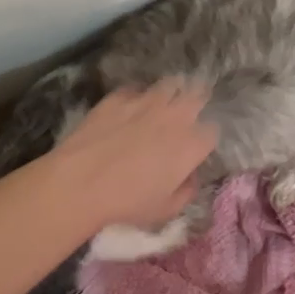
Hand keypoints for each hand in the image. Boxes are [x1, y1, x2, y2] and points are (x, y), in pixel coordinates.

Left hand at [49, 80, 218, 229]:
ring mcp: (146, 100)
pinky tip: (131, 107)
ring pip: (170, 84)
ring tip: (165, 101)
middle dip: (196, 102)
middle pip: (197, 96)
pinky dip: (139, 95)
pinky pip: (137, 89)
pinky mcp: (120, 95)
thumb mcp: (166, 209)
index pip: (212, 131)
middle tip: (188, 113)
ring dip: (172, 92)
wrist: (83, 180)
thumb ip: (187, 191)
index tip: (198, 145)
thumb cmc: (129, 201)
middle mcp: (174, 115)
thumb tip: (191, 177)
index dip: (206, 137)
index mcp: (190, 143)